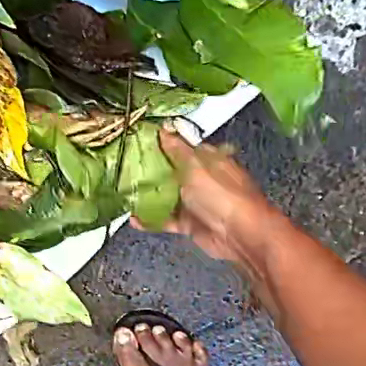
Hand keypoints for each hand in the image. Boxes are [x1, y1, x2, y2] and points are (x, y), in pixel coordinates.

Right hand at [139, 125, 280, 267]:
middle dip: (150, 172)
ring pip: (167, 197)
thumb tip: (163, 131)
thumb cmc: (222, 195)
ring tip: (125, 194)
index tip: (137, 143)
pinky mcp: (191, 223)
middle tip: (125, 169)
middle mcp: (201, 179)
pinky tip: (134, 219)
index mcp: (208, 159)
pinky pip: (167, 220)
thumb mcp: (196, 167)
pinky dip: (151, 220)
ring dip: (148, 197)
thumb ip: (177, 150)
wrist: (240, 234)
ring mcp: (196, 202)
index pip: (181, 146)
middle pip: (171, 172)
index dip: (160, 144)